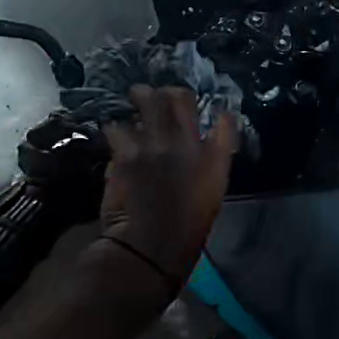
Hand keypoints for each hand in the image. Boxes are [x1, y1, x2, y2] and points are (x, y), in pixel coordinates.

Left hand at [99, 85, 238, 285]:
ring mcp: (153, 144)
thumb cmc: (188, 229)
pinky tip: (115, 137)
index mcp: (213, 157)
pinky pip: (116, 128)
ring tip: (132, 107)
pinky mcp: (125, 152)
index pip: (223, 119)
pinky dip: (115, 130)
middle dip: (164, 94)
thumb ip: (211, 161)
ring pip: (143, 101)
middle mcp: (185, 143)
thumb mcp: (212, 193)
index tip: (200, 110)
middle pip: (176, 97)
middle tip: (155, 98)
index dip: (208, 108)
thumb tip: (205, 141)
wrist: (152, 245)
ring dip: (137, 103)